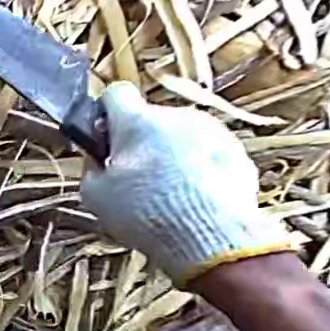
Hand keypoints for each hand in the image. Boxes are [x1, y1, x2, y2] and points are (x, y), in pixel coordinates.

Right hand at [79, 81, 295, 283]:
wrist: (209, 236)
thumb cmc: (143, 212)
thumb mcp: (94, 194)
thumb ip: (92, 166)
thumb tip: (99, 155)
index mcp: (137, 121)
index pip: (115, 93)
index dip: (103, 115)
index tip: (102, 141)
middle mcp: (177, 115)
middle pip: (148, 119)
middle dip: (136, 142)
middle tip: (129, 179)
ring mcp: (212, 131)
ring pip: (177, 136)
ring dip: (166, 155)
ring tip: (163, 194)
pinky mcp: (237, 150)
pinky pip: (204, 152)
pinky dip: (193, 169)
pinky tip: (188, 199)